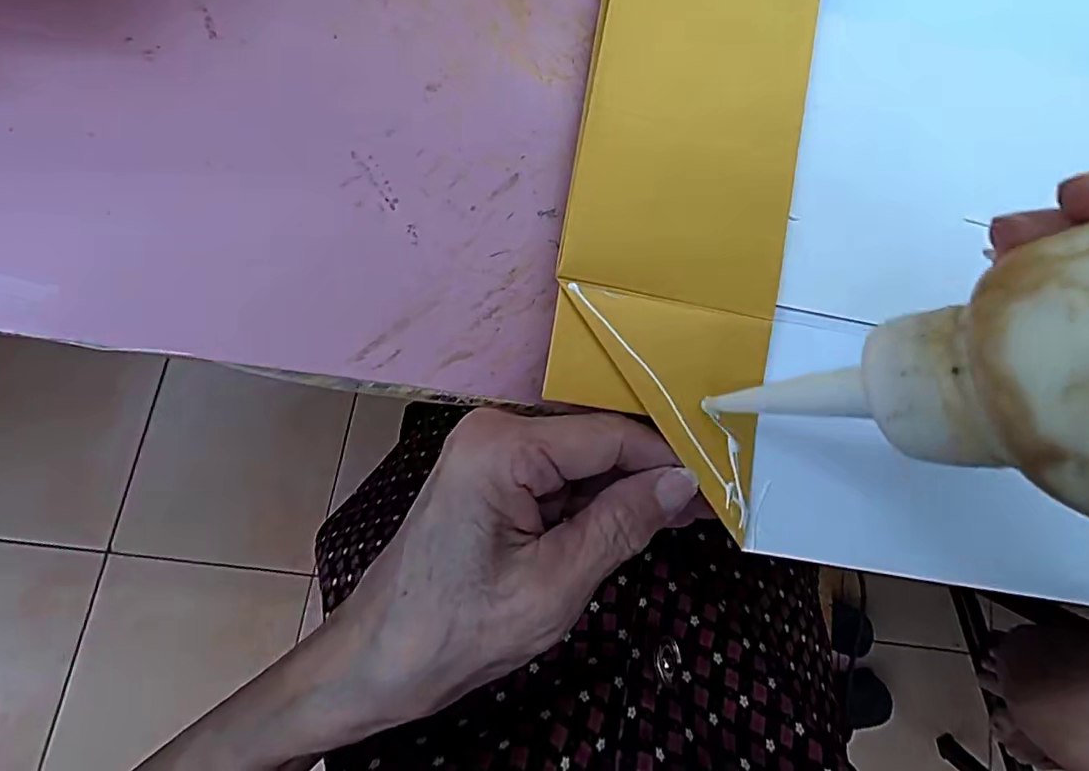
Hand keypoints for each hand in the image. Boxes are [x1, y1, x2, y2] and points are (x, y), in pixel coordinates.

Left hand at [331, 408, 707, 723]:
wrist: (377, 659)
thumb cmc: (453, 629)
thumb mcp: (553, 584)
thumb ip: (621, 525)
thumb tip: (680, 484)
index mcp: (502, 445)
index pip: (607, 435)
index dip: (664, 458)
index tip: (711, 482)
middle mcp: (494, 429)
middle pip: (593, 441)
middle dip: (646, 474)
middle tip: (703, 503)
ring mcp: (489, 448)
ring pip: (578, 459)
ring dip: (622, 489)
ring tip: (677, 515)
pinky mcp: (490, 470)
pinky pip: (555, 474)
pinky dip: (591, 499)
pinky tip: (628, 518)